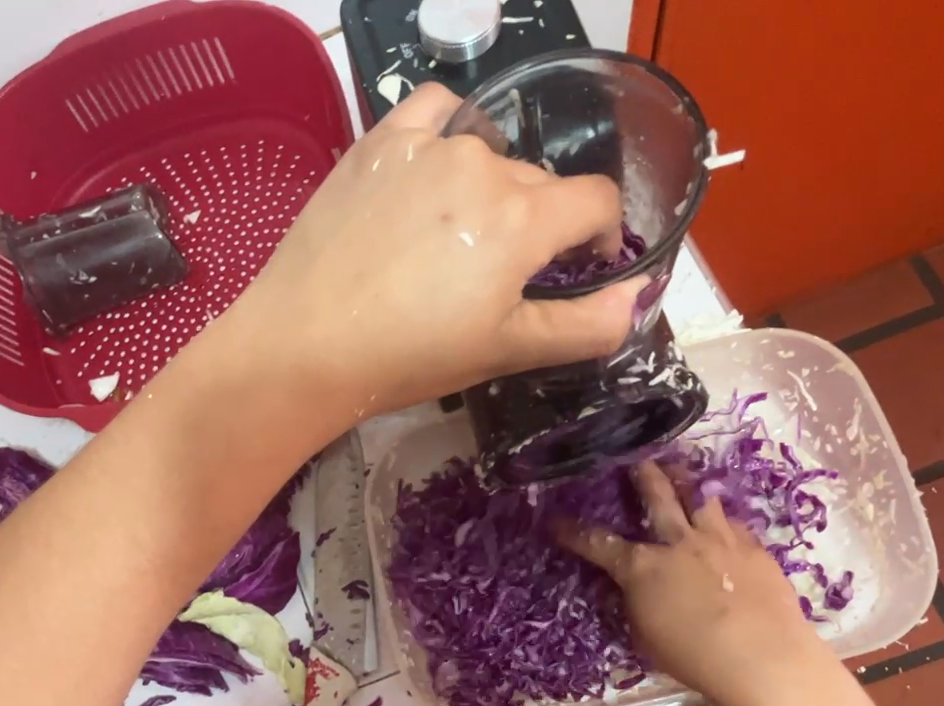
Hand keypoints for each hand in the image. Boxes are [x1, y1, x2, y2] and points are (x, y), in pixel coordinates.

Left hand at [221, 83, 646, 418]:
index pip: (596, 200)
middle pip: (540, 183)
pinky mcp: (378, 142)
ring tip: (458, 238)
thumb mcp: (505, 350)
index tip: (581, 266)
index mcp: (524, 217)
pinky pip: (434, 110)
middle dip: (540, 224)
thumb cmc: (409, 357)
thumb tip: (638, 295)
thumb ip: (583, 324)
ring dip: (493, 189)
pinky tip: (434, 169)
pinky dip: (449, 134)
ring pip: (490, 154)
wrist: (306, 345)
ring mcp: (427, 145)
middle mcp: (483, 164)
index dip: (601, 235)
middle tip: (502, 276)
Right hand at [559, 461, 836, 705]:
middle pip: (656, 497)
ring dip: (684, 479)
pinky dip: (719, 514)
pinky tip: (720, 516)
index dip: (572, 531)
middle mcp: (677, 542)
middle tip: (635, 458)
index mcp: (641, 568)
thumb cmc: (693, 657)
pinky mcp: (754, 547)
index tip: (555, 520)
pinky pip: (731, 520)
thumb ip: (635, 602)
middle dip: (641, 475)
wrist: (763, 659)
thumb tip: (632, 588)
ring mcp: (719, 540)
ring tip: (679, 466)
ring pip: (698, 496)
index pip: (597, 543)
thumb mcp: (644, 635)